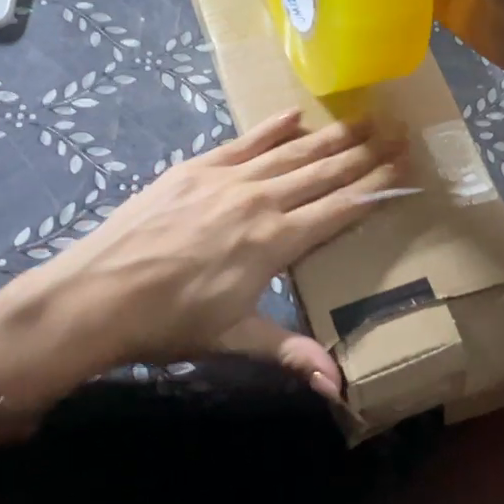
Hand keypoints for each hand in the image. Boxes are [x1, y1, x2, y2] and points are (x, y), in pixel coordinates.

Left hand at [0, 110, 404, 409]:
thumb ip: (290, 353)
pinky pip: (243, 141)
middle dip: (365, 152)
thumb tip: (339, 388)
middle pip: (323, 172)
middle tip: (399, 131)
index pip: (340, 208)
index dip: (377, 187)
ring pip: (290, 152)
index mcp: (275, 241)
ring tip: (363, 118)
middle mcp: (259, 200)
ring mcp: (226, 178)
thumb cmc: (170, 324)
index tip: (406, 167)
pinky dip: (271, 128)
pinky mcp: (195, 168)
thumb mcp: (234, 339)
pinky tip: (294, 115)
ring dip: (330, 136)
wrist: (96, 295)